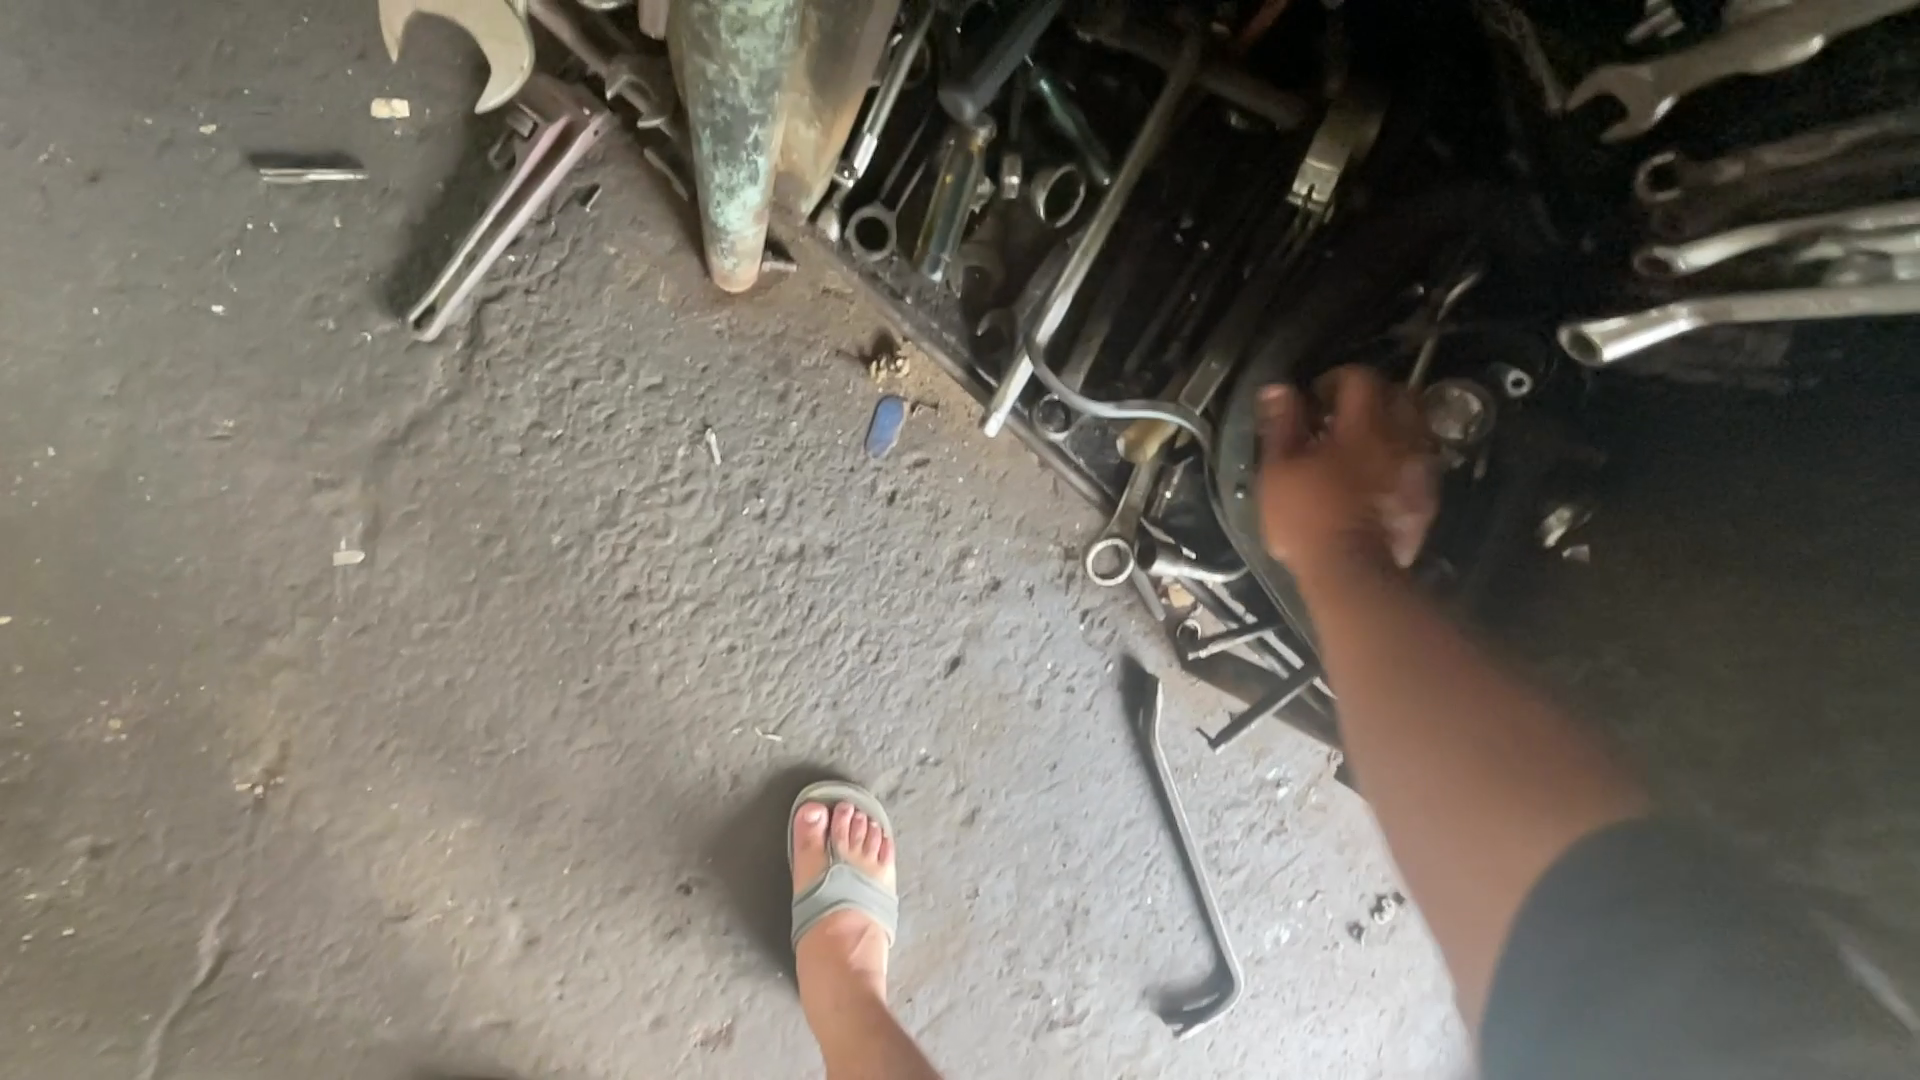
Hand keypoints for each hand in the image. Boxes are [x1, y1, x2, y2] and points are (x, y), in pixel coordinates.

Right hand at [1257, 365, 1438, 571]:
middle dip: (1372, 398)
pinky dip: (1401, 459)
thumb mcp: (1278, 469)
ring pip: (1415, 427)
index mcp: (1364, 425)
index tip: (1315, 399)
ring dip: (1391, 427)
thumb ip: (1282, 425)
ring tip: (1362, 447)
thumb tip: (1280, 389)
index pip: (1359, 378)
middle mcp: (1401, 438)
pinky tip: (1377, 478)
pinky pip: (1419, 462)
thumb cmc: (1306, 516)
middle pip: (1399, 395)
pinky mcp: (1427, 498)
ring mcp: (1420, 468)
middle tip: (1343, 418)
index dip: (1335, 380)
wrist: (1350, 571)